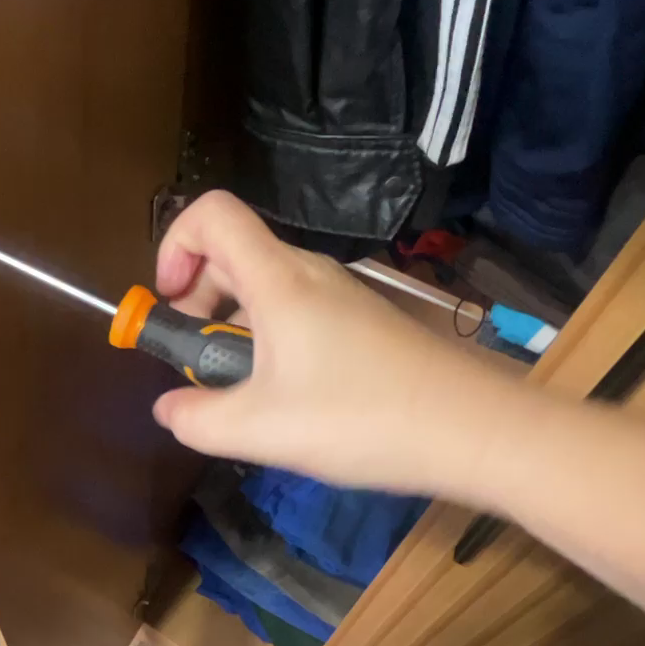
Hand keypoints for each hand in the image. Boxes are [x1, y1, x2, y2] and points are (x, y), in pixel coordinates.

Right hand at [150, 191, 534, 501]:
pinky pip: (294, 312)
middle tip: (201, 363)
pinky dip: (267, 341)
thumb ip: (197, 418)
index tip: (169, 302)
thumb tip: (168, 407)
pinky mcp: (360, 321)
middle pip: (231, 255)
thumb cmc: (361, 418)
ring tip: (241, 392)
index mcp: (278, 280)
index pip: (211, 215)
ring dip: (231, 329)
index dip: (174, 244)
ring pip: (262, 288)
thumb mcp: (260, 430)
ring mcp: (339, 295)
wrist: (477, 430)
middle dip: (196, 302)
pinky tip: (285, 397)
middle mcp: (307, 273)